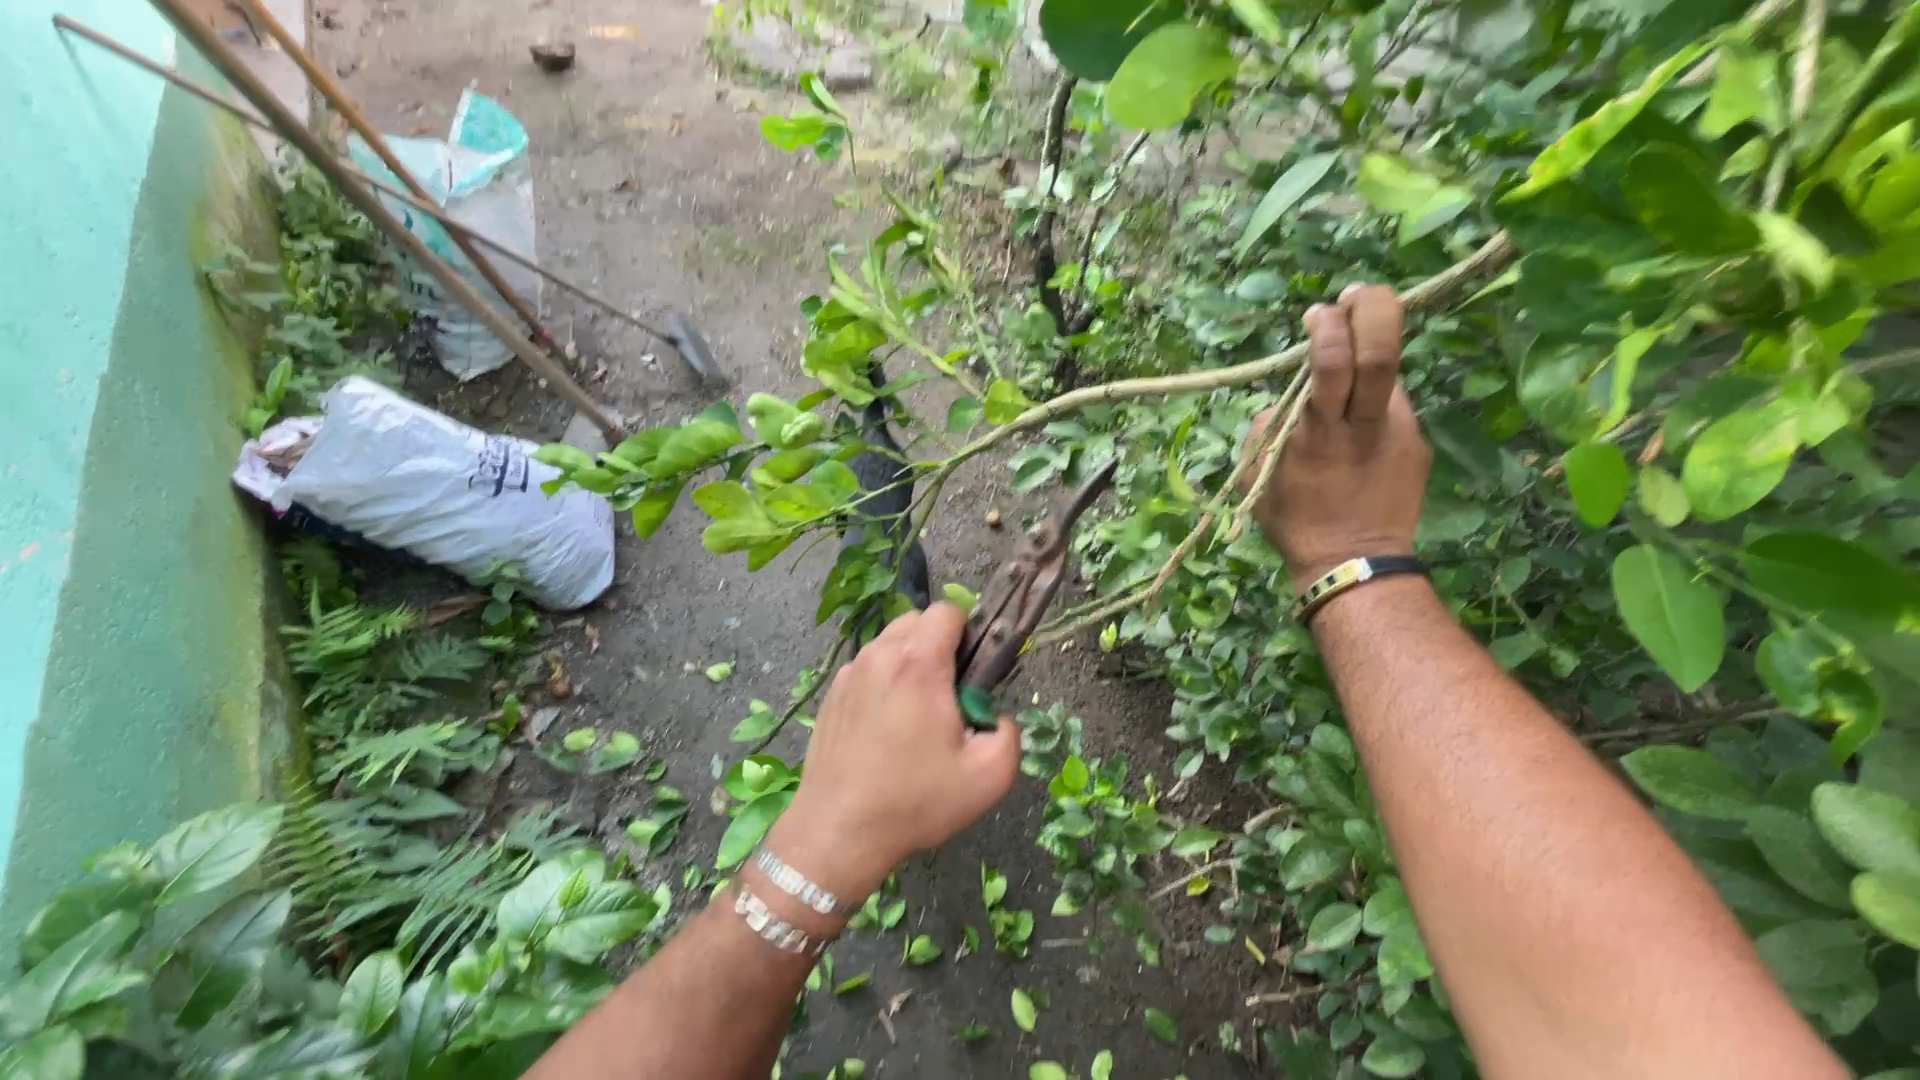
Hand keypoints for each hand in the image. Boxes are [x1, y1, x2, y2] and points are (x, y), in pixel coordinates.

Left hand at [762, 604, 1021, 915]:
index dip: (968, 633)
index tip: (972, 671)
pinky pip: (867, 669)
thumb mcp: (988, 777)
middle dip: (938, 645)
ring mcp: (849, 674)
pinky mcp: (831, 695)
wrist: (838, 831)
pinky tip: (886, 727)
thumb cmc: (914, 801)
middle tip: (949, 694)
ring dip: (909, 662)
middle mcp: (880, 656)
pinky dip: (883, 682)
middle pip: (916, 621)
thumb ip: (1009, 734)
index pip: (947, 611)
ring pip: (889, 643)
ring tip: (916, 713)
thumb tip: (998, 718)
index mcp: (918, 664)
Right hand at [1240, 284, 1432, 589]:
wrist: (1351, 562)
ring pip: (1391, 373)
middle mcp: (1361, 424)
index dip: (1328, 326)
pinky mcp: (1418, 444)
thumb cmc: (1293, 519)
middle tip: (1354, 296)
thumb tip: (1284, 399)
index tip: (1319, 313)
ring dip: (1373, 349)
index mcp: (1315, 431)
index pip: (1328, 361)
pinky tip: (1362, 427)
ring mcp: (1398, 432)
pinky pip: (1394, 408)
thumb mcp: (1258, 473)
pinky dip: (1376, 403)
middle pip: (1380, 352)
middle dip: (1371, 309)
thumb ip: (1267, 427)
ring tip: (1357, 349)